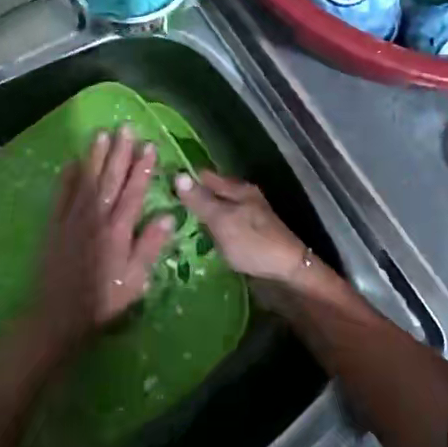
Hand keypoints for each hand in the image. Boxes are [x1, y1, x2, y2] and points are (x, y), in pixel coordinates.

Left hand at [31, 126, 175, 350]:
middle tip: (126, 128)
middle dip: (120, 152)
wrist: (56, 318)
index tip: (150, 145)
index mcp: (118, 230)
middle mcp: (96, 218)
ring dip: (96, 156)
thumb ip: (149, 247)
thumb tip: (168, 216)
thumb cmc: (103, 302)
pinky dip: (67, 177)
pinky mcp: (54, 226)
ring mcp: (73, 220)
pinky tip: (72, 162)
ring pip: (87, 180)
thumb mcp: (135, 281)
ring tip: (102, 134)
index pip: (134, 191)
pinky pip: (61, 196)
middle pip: (110, 179)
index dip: (143, 168)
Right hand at [172, 170, 311, 282]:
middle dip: (190, 197)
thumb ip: (201, 200)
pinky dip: (207, 229)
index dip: (185, 178)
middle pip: (211, 192)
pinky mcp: (247, 236)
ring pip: (216, 210)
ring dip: (198, 214)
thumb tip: (179, 175)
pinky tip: (194, 238)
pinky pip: (221, 226)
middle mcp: (243, 198)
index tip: (160, 183)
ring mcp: (246, 217)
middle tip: (160, 206)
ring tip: (171, 222)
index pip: (205, 176)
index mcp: (238, 189)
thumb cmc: (253, 242)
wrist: (287, 271)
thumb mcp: (223, 220)